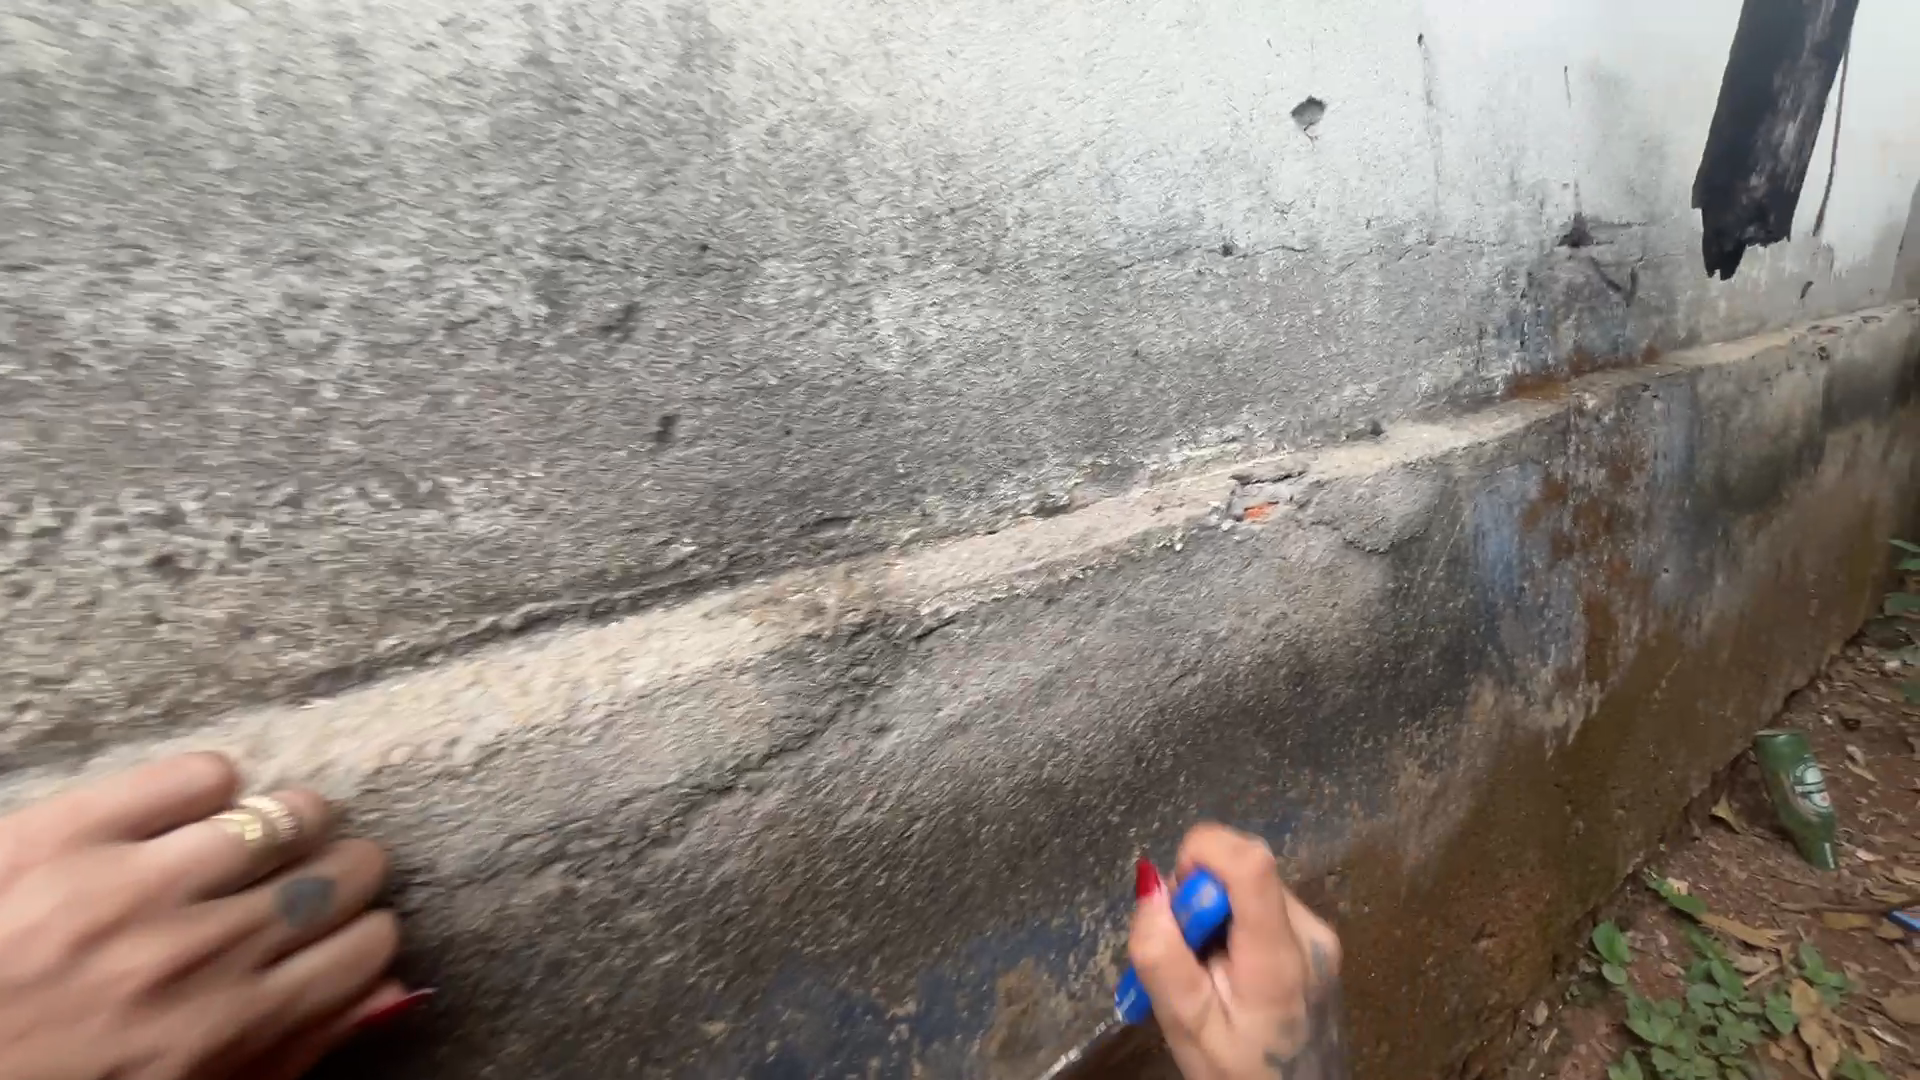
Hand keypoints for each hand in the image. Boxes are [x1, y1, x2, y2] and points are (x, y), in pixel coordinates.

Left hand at [0, 753, 419, 1079]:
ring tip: (247, 846)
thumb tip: (396, 988)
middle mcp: (194, 954)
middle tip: (294, 892)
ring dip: (287, 829)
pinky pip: (203, 773)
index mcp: (215, 1033)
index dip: (357, 939)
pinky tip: (175, 825)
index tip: (329, 940)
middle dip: (337, 880)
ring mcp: (126, 888)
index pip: (371, 944)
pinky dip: (205, 792)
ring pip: (296, 812)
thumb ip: (287, 1053)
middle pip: (354, 869)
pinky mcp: (58, 835)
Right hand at [1128, 823, 1346, 1079]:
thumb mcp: (1184, 1026)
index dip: (1201, 852)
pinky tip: (1230, 964)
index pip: (1250, 861)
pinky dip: (1232, 917)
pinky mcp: (1317, 938)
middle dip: (1197, 891)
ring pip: (1247, 880)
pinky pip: (1260, 898)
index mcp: (1279, 957)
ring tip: (1207, 964)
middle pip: (1241, 866)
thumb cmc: (1239, 1075)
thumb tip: (1149, 879)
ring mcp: (1318, 934)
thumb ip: (1160, 954)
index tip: (1177, 896)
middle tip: (1187, 947)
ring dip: (1213, 906)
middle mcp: (1310, 932)